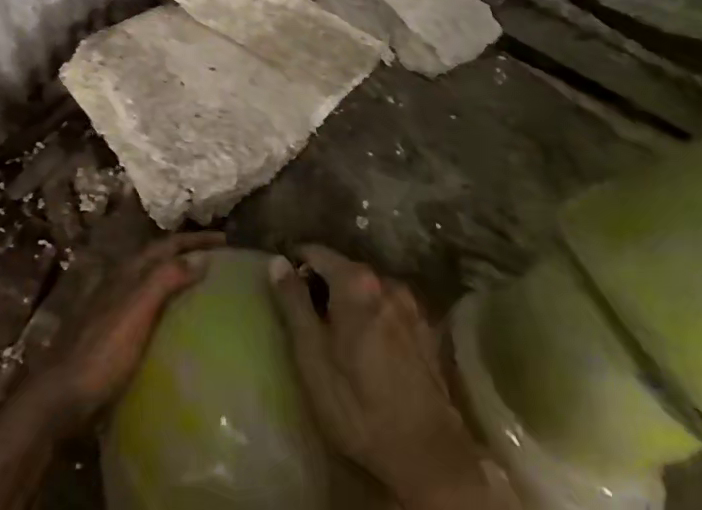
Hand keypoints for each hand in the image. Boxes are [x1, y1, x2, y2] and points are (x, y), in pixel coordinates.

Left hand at [23, 231, 224, 431]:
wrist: (57, 397)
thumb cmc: (101, 353)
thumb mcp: (136, 312)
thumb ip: (165, 280)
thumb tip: (202, 258)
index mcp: (127, 272)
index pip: (168, 245)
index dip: (196, 239)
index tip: (226, 240)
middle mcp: (118, 282)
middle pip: (157, 259)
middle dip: (187, 253)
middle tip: (217, 260)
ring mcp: (110, 307)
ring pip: (149, 281)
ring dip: (174, 276)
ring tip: (201, 287)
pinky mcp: (108, 333)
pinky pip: (144, 307)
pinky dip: (164, 303)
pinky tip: (172, 322)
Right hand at [268, 246, 500, 508]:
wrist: (425, 449)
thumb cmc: (355, 403)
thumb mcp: (311, 356)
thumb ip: (294, 304)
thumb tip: (276, 261)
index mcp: (357, 283)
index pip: (317, 252)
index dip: (296, 263)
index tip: (282, 283)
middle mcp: (387, 282)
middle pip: (345, 269)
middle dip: (322, 283)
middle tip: (304, 314)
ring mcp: (411, 304)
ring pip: (369, 289)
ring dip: (349, 300)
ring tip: (334, 332)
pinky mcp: (425, 328)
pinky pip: (388, 308)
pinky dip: (372, 315)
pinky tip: (367, 345)